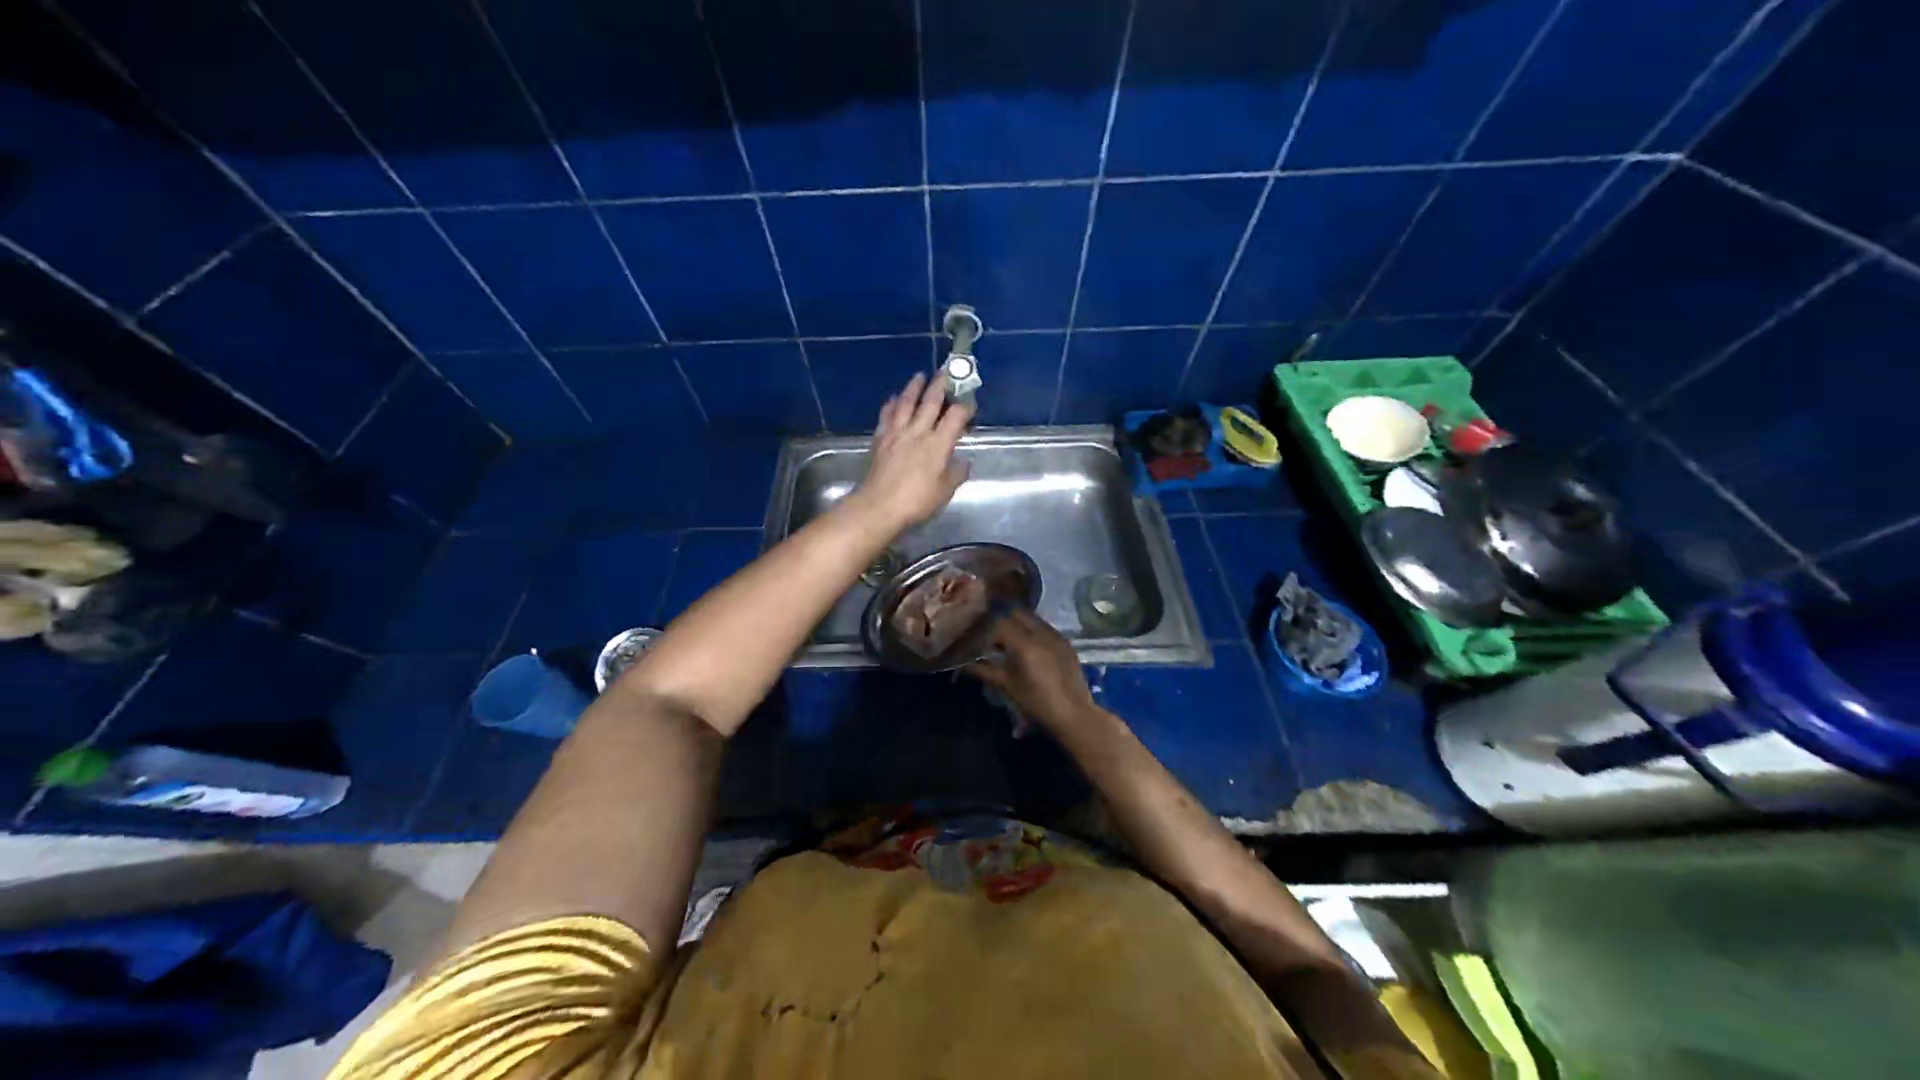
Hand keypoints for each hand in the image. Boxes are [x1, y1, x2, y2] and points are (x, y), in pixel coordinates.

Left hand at [846, 372, 973, 531]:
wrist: (879, 505)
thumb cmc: (916, 501)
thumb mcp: (945, 491)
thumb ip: (956, 473)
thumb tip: (963, 461)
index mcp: (938, 444)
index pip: (955, 417)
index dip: (965, 407)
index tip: (971, 402)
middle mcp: (918, 432)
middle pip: (930, 402)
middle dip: (940, 384)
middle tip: (945, 370)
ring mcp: (896, 433)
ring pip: (906, 403)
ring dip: (914, 387)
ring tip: (919, 375)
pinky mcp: (880, 439)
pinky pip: (886, 416)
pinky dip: (891, 405)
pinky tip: (892, 398)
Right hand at [965, 610, 1105, 734]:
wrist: (1073, 714)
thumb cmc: (1036, 703)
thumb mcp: (1007, 686)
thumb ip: (985, 670)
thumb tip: (965, 665)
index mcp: (1023, 644)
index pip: (999, 625)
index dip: (989, 634)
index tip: (984, 647)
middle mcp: (1041, 633)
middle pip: (1017, 614)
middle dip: (1005, 624)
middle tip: (998, 644)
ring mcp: (1056, 636)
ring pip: (1033, 619)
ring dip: (1021, 627)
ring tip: (1015, 647)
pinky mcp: (1067, 643)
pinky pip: (1047, 629)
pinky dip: (1036, 633)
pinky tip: (1033, 652)